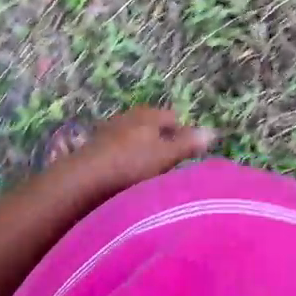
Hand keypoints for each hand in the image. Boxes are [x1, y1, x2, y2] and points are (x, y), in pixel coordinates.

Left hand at [59, 108, 215, 195]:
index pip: (172, 118)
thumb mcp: (165, 155)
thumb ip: (188, 144)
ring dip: (142, 154)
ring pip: (135, 140)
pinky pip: (119, 153)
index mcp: (148, 115)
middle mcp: (128, 117)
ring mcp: (109, 132)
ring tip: (150, 177)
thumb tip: (212, 131)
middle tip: (171, 166)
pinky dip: (126, 163)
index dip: (182, 134)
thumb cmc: (131, 165)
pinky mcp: (95, 150)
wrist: (83, 180)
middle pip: (152, 128)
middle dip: (162, 143)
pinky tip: (127, 181)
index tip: (188, 156)